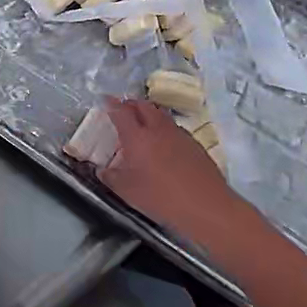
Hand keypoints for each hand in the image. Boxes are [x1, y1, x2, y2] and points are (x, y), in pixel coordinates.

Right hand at [96, 98, 260, 248]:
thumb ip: (110, 177)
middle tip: (123, 110)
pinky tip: (163, 145)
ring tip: (142, 126)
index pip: (121, 112)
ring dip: (149, 114)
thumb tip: (101, 170)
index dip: (111, 104)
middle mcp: (158, 129)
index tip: (105, 101)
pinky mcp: (194, 144)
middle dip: (131, 104)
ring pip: (161, 115)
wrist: (205, 205)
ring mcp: (179, 134)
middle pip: (143, 106)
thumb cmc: (160, 198)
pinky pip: (174, 128)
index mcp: (137, 137)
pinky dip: (164, 129)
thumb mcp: (126, 192)